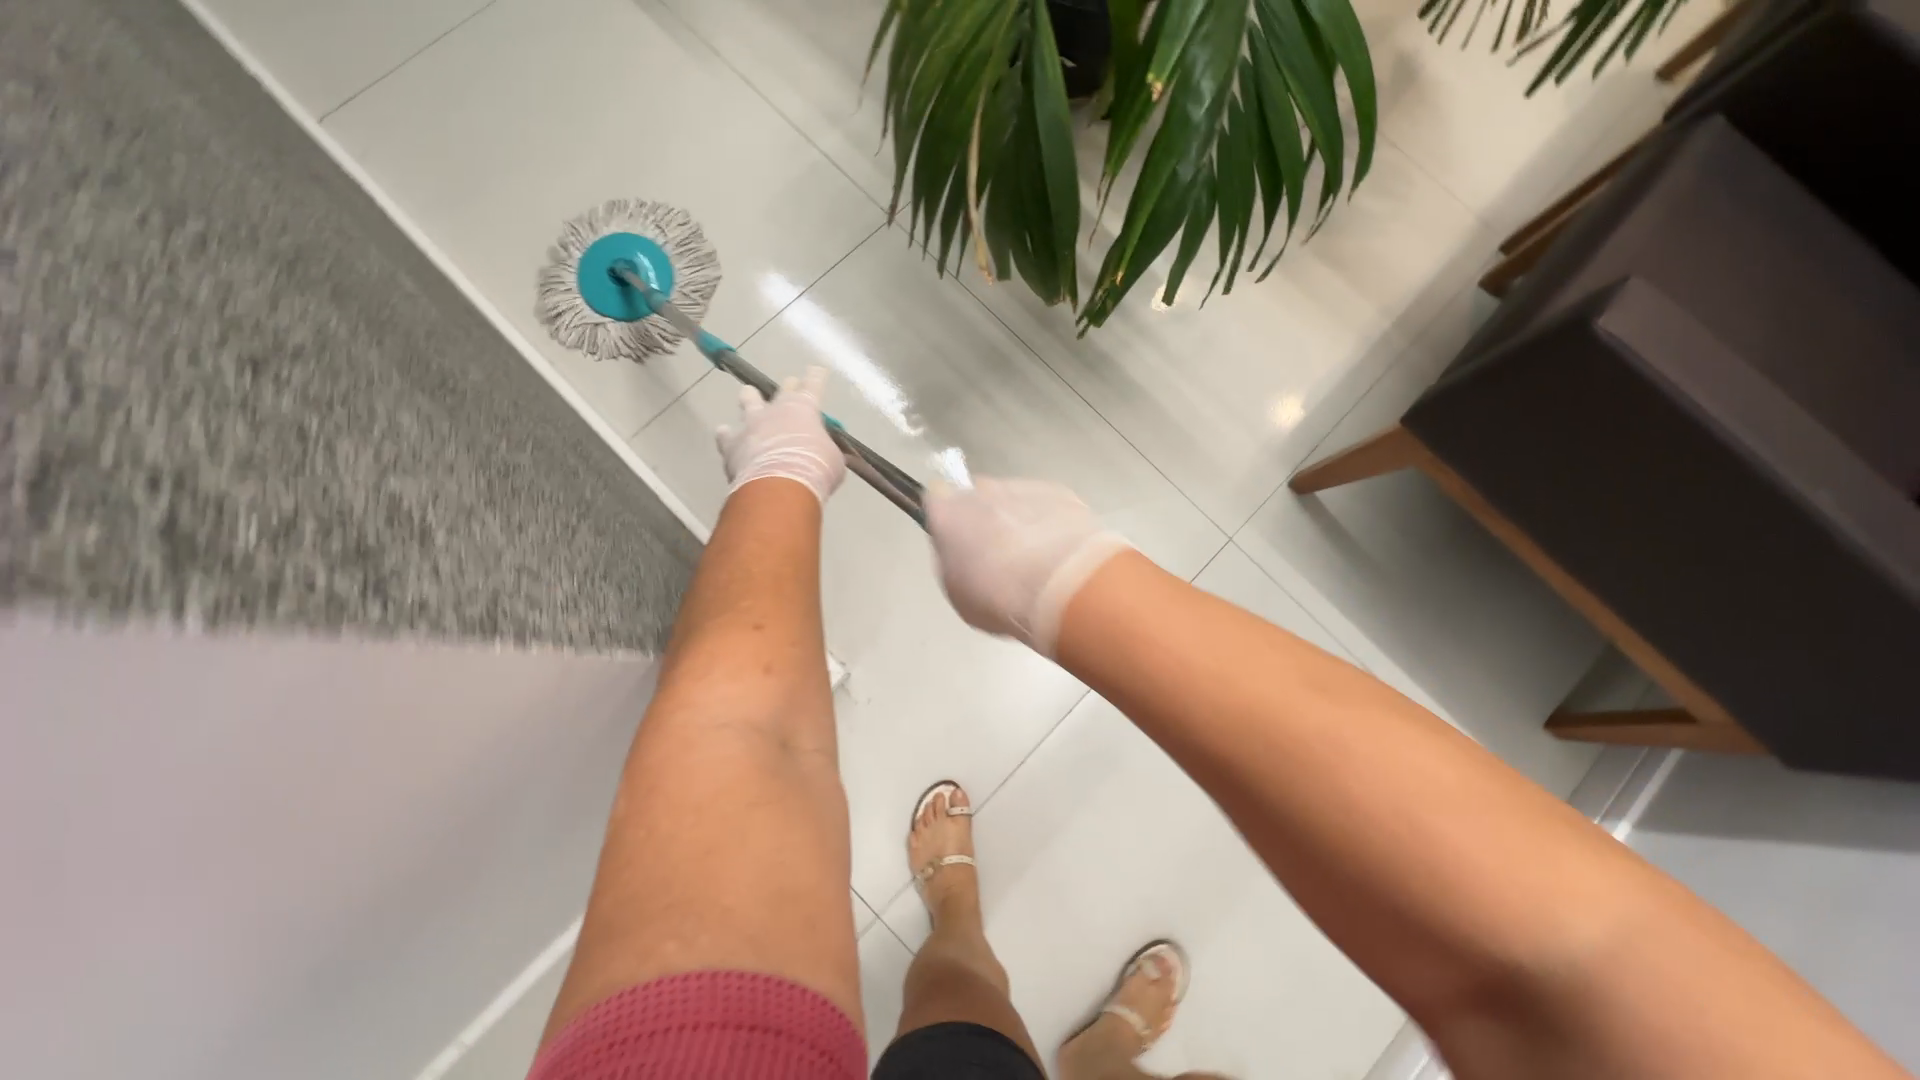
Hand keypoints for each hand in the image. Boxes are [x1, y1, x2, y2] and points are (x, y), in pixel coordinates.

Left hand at [715, 366, 845, 504]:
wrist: (780, 485)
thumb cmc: (816, 468)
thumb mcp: (833, 460)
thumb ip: (827, 452)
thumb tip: (829, 457)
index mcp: (804, 409)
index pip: (813, 385)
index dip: (815, 377)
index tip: (817, 369)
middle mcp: (776, 410)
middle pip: (782, 390)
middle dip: (788, 387)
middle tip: (790, 384)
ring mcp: (751, 424)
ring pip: (748, 401)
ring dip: (749, 399)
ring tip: (748, 395)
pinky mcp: (731, 444)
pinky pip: (725, 435)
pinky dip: (726, 435)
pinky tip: (724, 435)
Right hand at [925, 477, 1132, 656]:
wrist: (1063, 587)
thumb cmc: (999, 598)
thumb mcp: (958, 594)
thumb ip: (954, 563)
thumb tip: (961, 554)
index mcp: (948, 514)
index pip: (935, 499)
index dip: (946, 518)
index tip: (956, 538)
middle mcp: (982, 491)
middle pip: (977, 497)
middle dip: (984, 517)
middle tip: (999, 554)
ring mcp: (1024, 487)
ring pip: (1014, 499)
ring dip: (1020, 520)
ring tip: (1037, 558)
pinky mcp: (1062, 493)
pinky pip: (1048, 505)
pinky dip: (1051, 522)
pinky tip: (1061, 552)